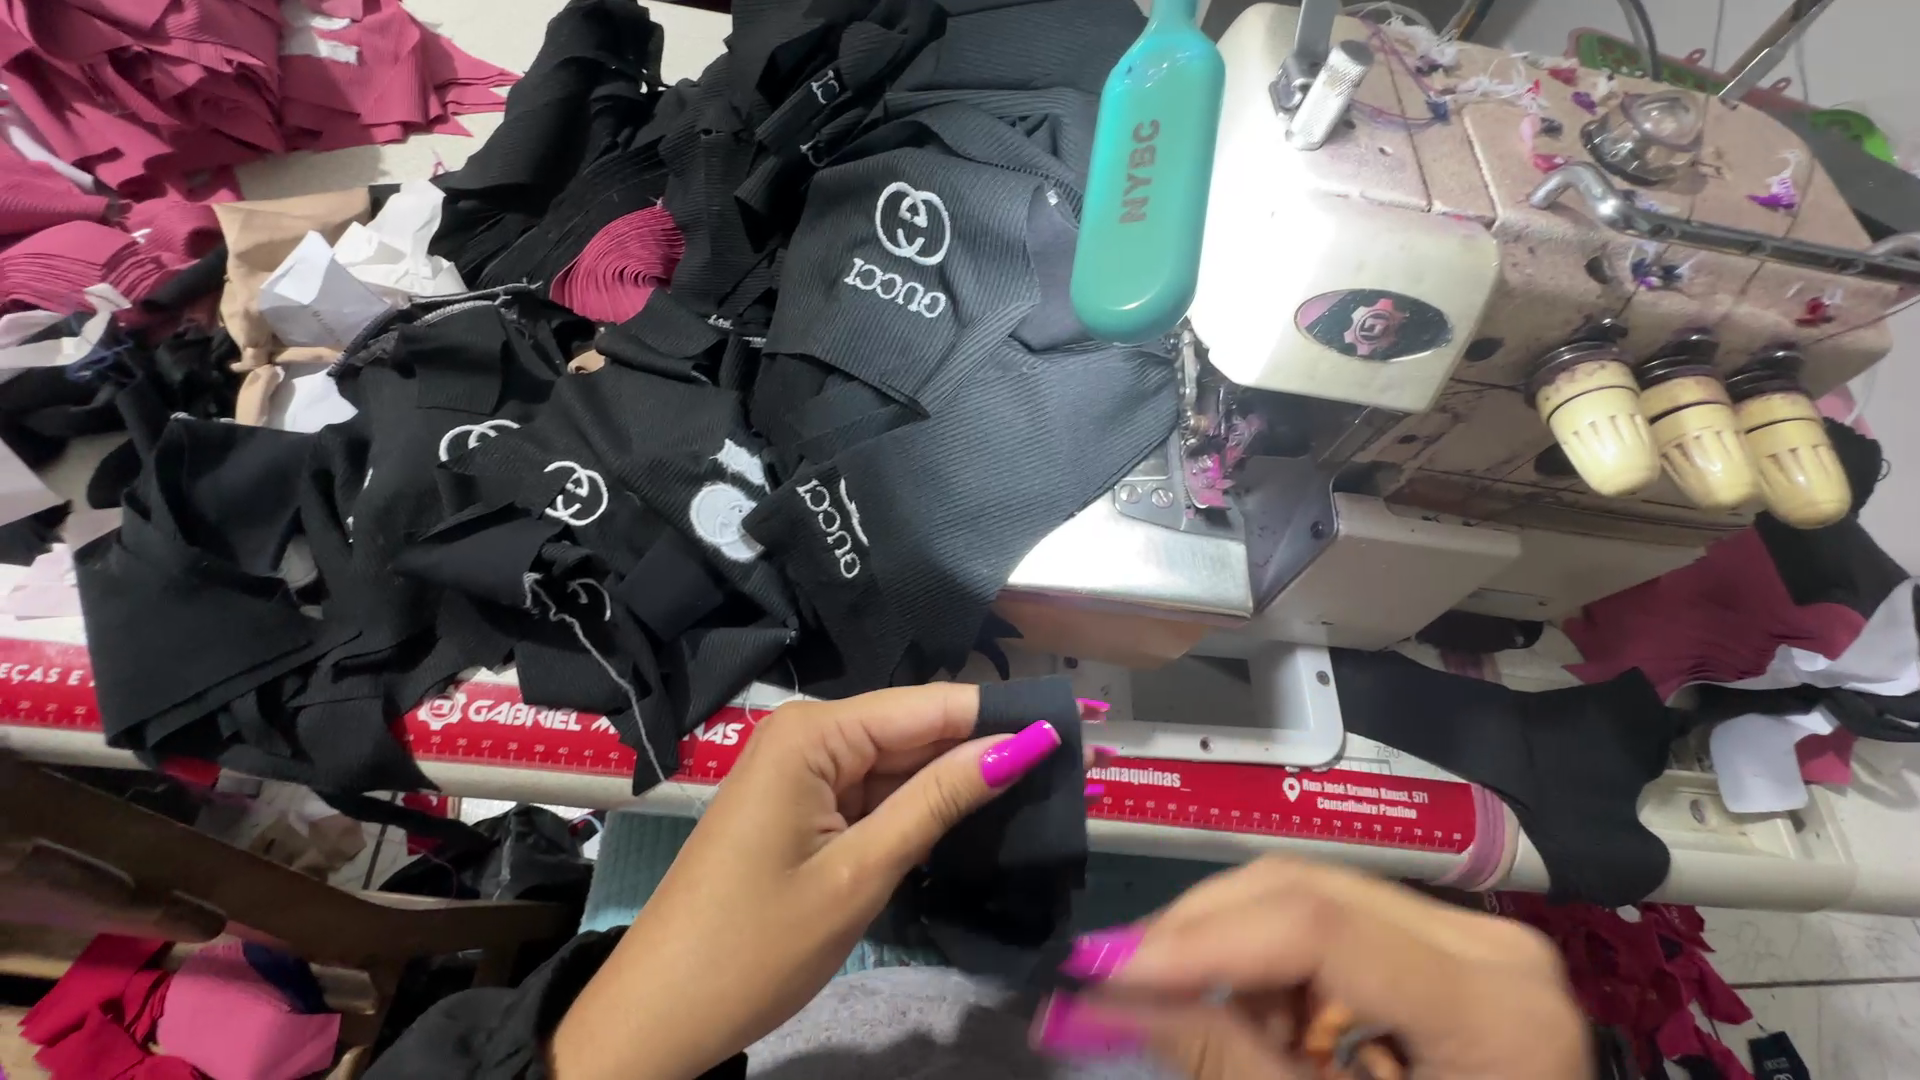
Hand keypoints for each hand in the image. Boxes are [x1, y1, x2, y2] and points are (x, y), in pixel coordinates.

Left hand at [549, 683, 1067, 1079]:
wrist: (657, 1015)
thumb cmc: (756, 946)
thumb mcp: (862, 872)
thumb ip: (941, 800)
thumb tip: (1021, 745)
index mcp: (815, 732)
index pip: (929, 706)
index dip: (1001, 717)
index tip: (1071, 732)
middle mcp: (809, 733)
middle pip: (915, 729)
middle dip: (982, 751)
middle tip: (1064, 772)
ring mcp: (803, 768)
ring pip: (897, 762)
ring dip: (953, 781)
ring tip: (1034, 794)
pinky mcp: (802, 802)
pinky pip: (871, 790)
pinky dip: (914, 806)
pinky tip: (967, 817)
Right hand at [1053, 856, 1589, 1079]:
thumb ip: (1210, 1058)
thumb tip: (1087, 1004)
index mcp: (1491, 1009)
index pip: (1316, 928)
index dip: (1199, 941)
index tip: (1102, 968)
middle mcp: (1489, 945)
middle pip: (1301, 892)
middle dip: (1196, 934)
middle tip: (1115, 975)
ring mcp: (1472, 937)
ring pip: (1305, 897)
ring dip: (1229, 949)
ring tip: (1192, 1013)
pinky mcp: (1448, 946)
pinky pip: (1329, 923)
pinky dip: (1272, 966)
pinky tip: (1256, 1018)